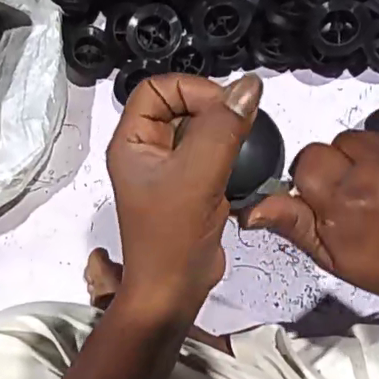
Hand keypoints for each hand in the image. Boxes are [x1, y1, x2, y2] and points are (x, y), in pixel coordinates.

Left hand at [106, 72, 262, 322]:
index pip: (157, 90)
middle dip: (212, 110)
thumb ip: (223, 128)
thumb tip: (246, 89)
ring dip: (223, 134)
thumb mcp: (198, 175)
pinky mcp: (190, 188)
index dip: (191, 90)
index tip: (224, 105)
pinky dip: (228, 156)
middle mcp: (147, 153)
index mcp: (132, 143)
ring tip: (238, 147)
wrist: (174, 289)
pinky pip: (210, 156)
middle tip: (238, 124)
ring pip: (198, 132)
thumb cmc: (169, 242)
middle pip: (180, 106)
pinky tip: (237, 169)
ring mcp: (169, 172)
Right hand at [243, 132, 378, 314]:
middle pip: (342, 141)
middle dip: (346, 165)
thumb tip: (254, 209)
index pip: (309, 157)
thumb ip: (291, 223)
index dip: (315, 178)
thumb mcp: (332, 255)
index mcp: (346, 198)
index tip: (328, 195)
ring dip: (377, 159)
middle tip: (362, 197)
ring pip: (376, 136)